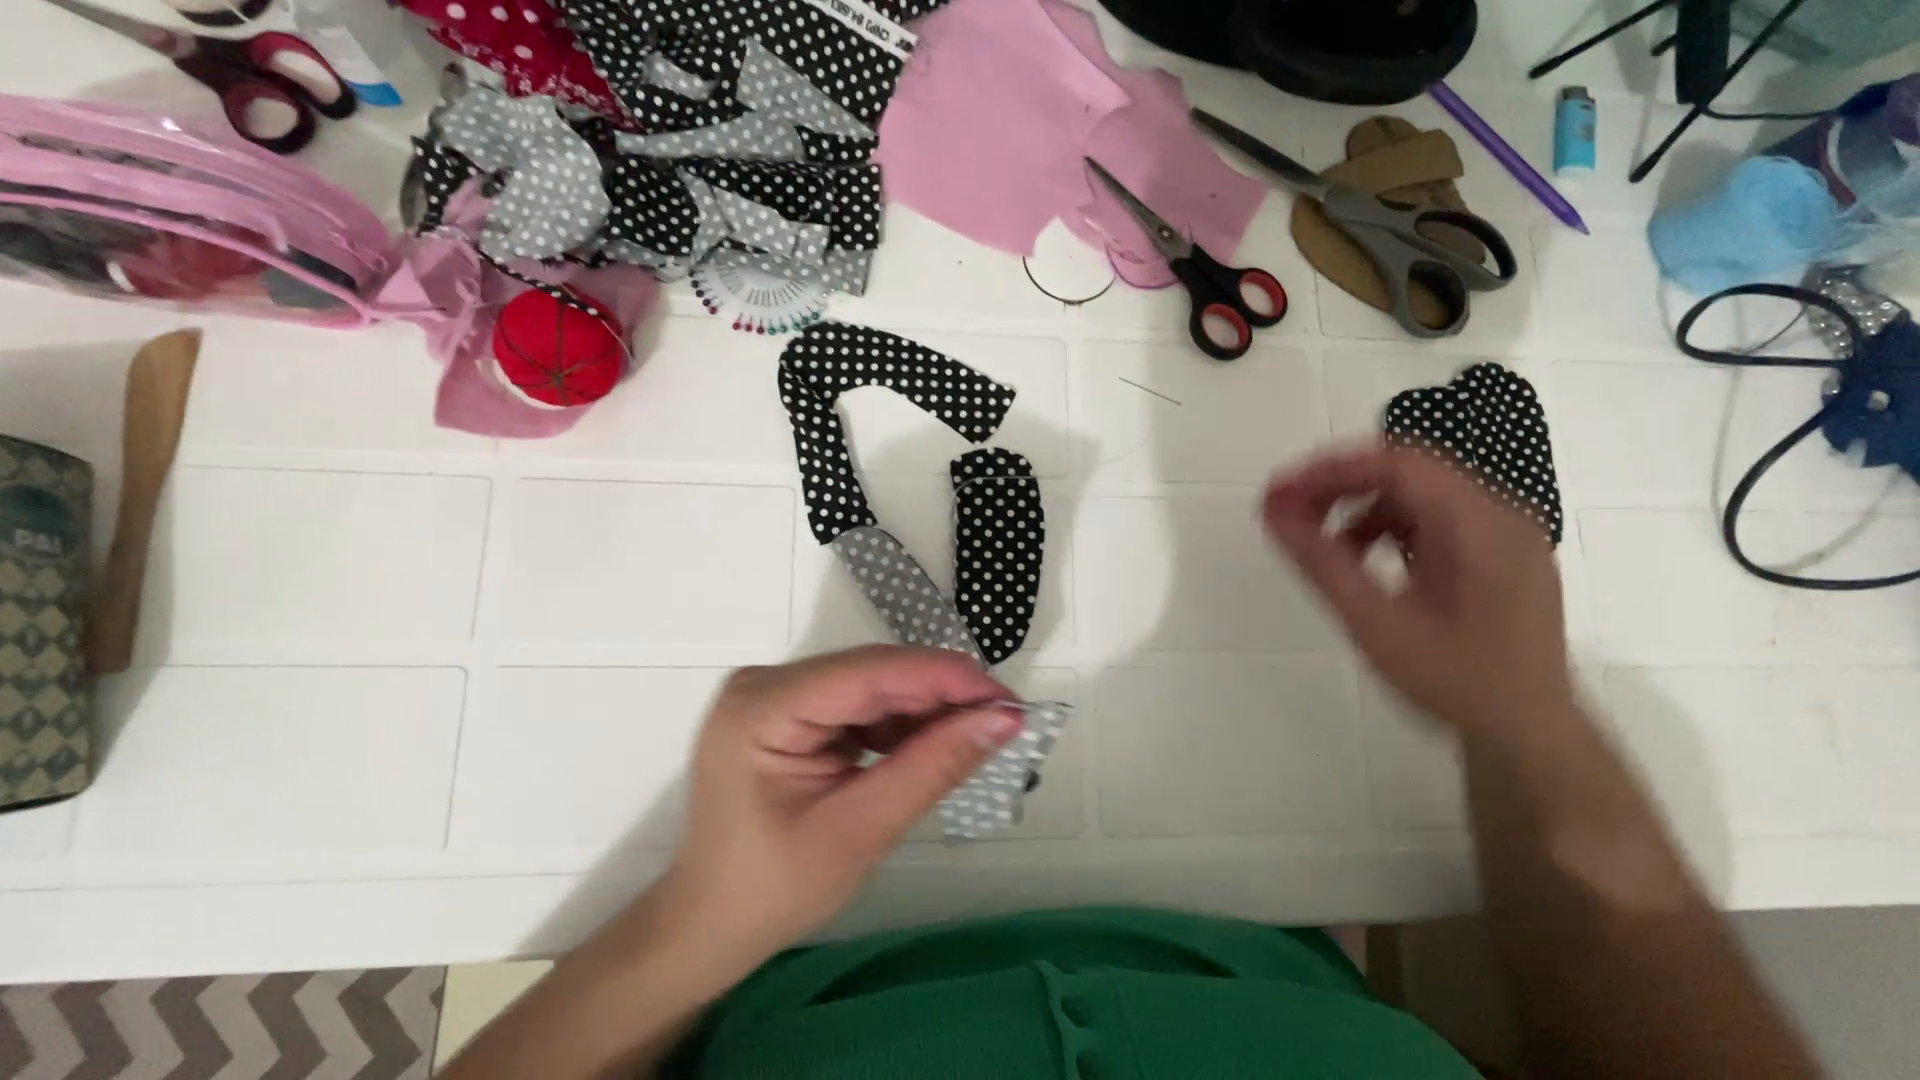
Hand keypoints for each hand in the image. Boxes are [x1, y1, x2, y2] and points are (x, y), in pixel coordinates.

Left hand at [655, 645, 1022, 969]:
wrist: (712, 922)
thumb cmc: (775, 889)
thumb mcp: (861, 830)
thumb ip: (932, 767)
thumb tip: (1003, 719)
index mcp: (762, 708)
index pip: (868, 672)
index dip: (942, 677)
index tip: (1007, 699)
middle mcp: (763, 684)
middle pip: (869, 674)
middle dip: (938, 694)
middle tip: (1003, 721)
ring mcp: (772, 695)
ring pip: (868, 685)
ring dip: (922, 709)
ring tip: (973, 737)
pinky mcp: (786, 712)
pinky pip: (854, 704)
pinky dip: (895, 724)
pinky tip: (928, 745)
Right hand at [1262, 444, 1574, 736]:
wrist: (1528, 734)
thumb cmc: (1453, 683)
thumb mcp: (1376, 625)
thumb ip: (1322, 562)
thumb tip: (1274, 512)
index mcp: (1480, 527)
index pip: (1398, 465)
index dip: (1330, 470)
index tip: (1278, 493)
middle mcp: (1503, 515)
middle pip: (1410, 471)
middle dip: (1341, 485)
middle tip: (1289, 513)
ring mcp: (1509, 533)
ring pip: (1422, 492)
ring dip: (1365, 507)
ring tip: (1325, 547)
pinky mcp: (1503, 552)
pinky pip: (1440, 517)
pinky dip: (1393, 527)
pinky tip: (1368, 561)